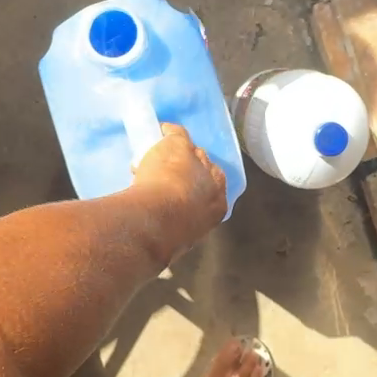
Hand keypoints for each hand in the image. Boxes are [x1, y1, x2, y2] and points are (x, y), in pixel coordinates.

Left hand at [132, 123, 226, 250]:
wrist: (163, 219)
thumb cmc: (171, 236)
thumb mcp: (183, 240)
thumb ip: (182, 233)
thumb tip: (171, 244)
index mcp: (217, 207)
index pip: (213, 192)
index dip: (198, 189)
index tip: (184, 192)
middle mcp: (214, 182)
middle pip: (205, 169)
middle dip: (191, 169)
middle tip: (170, 173)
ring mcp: (197, 161)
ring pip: (189, 153)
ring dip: (176, 153)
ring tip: (159, 158)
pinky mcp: (179, 146)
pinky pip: (176, 134)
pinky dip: (168, 132)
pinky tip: (158, 132)